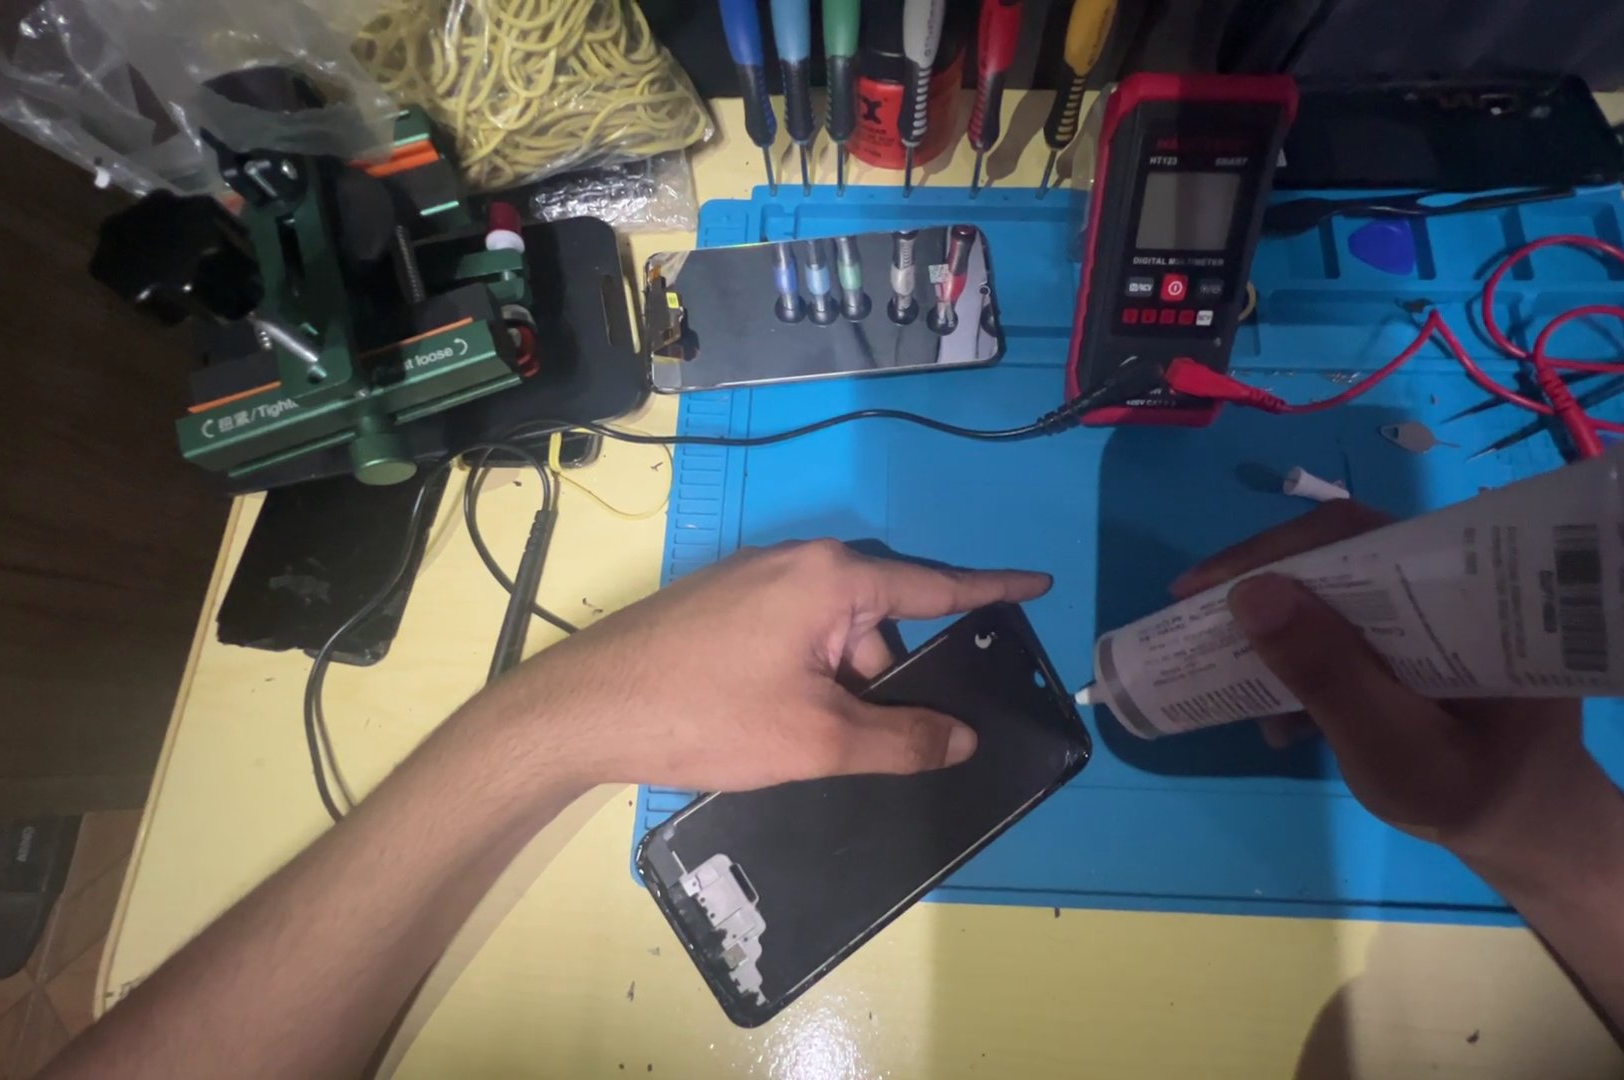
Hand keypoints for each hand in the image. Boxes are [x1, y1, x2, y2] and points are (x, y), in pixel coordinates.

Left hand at [477, 539, 1050, 792]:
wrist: (585, 706)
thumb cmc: (710, 714)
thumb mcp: (817, 738)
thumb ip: (900, 739)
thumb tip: (963, 740)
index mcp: (834, 578)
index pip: (934, 583)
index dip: (992, 589)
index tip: (1038, 582)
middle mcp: (800, 563)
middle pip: (878, 618)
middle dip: (886, 677)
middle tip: (869, 738)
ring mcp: (757, 578)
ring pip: (833, 631)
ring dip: (839, 683)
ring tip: (807, 738)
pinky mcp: (728, 601)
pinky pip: (795, 631)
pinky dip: (808, 672)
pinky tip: (778, 716)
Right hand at [1173, 502, 1605, 856]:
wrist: (1528, 834)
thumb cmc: (1477, 797)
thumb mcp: (1396, 750)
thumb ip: (1330, 676)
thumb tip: (1249, 595)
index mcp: (1468, 594)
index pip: (1361, 537)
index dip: (1273, 550)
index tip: (1205, 584)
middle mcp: (1445, 583)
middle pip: (1333, 552)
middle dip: (1257, 582)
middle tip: (1193, 611)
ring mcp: (1421, 609)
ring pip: (1326, 585)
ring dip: (1268, 620)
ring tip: (1223, 661)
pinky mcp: (1401, 636)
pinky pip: (1332, 622)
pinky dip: (1289, 652)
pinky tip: (1273, 705)